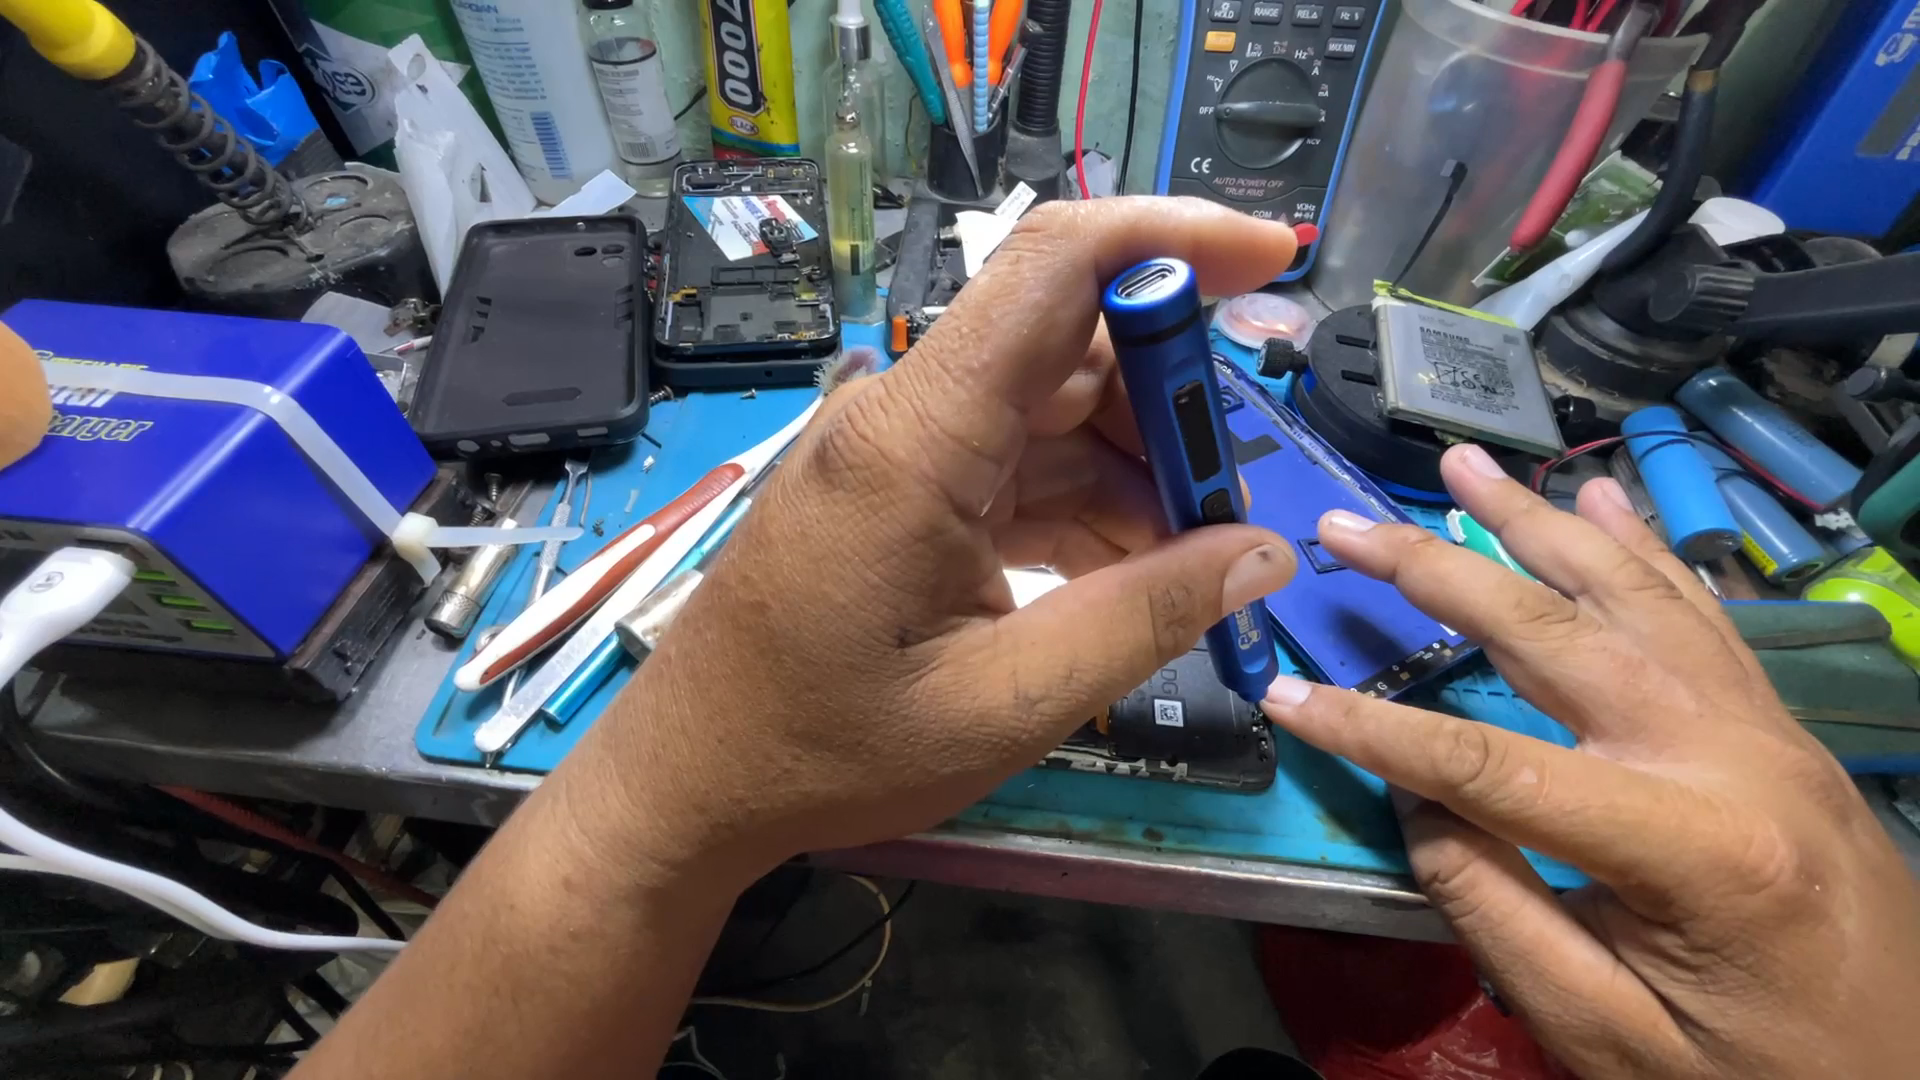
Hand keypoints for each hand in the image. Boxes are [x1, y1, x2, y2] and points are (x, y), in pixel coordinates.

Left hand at [561, 198, 1301, 879]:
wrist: (695, 779)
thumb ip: (1142, 618)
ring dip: (1131, 472)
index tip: (1270, 259)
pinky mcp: (900, 491)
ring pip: (1050, 412)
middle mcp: (904, 418)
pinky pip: (1013, 467)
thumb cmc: (827, 751)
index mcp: (916, 441)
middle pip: (1068, 348)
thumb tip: (1262, 554)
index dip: (1171, 236)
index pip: (1053, 269)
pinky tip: (1118, 572)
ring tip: (1183, 565)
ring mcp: (899, 452)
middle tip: (1231, 507)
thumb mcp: (1005, 703)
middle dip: (1169, 410)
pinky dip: (1080, 506)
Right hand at [1260, 443, 1919, 1077]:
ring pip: (1625, 591)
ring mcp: (1762, 729)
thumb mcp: (1597, 1028)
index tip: (1281, 696)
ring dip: (1530, 521)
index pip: (1476, 761)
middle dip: (1429, 571)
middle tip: (1346, 527)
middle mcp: (1728, 755)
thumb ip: (1485, 900)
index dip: (1365, 728)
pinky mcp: (1772, 727)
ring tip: (1462, 468)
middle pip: (1546, 632)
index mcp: (1685, 844)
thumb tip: (1414, 794)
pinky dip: (1637, 545)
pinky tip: (1596, 498)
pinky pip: (1696, 611)